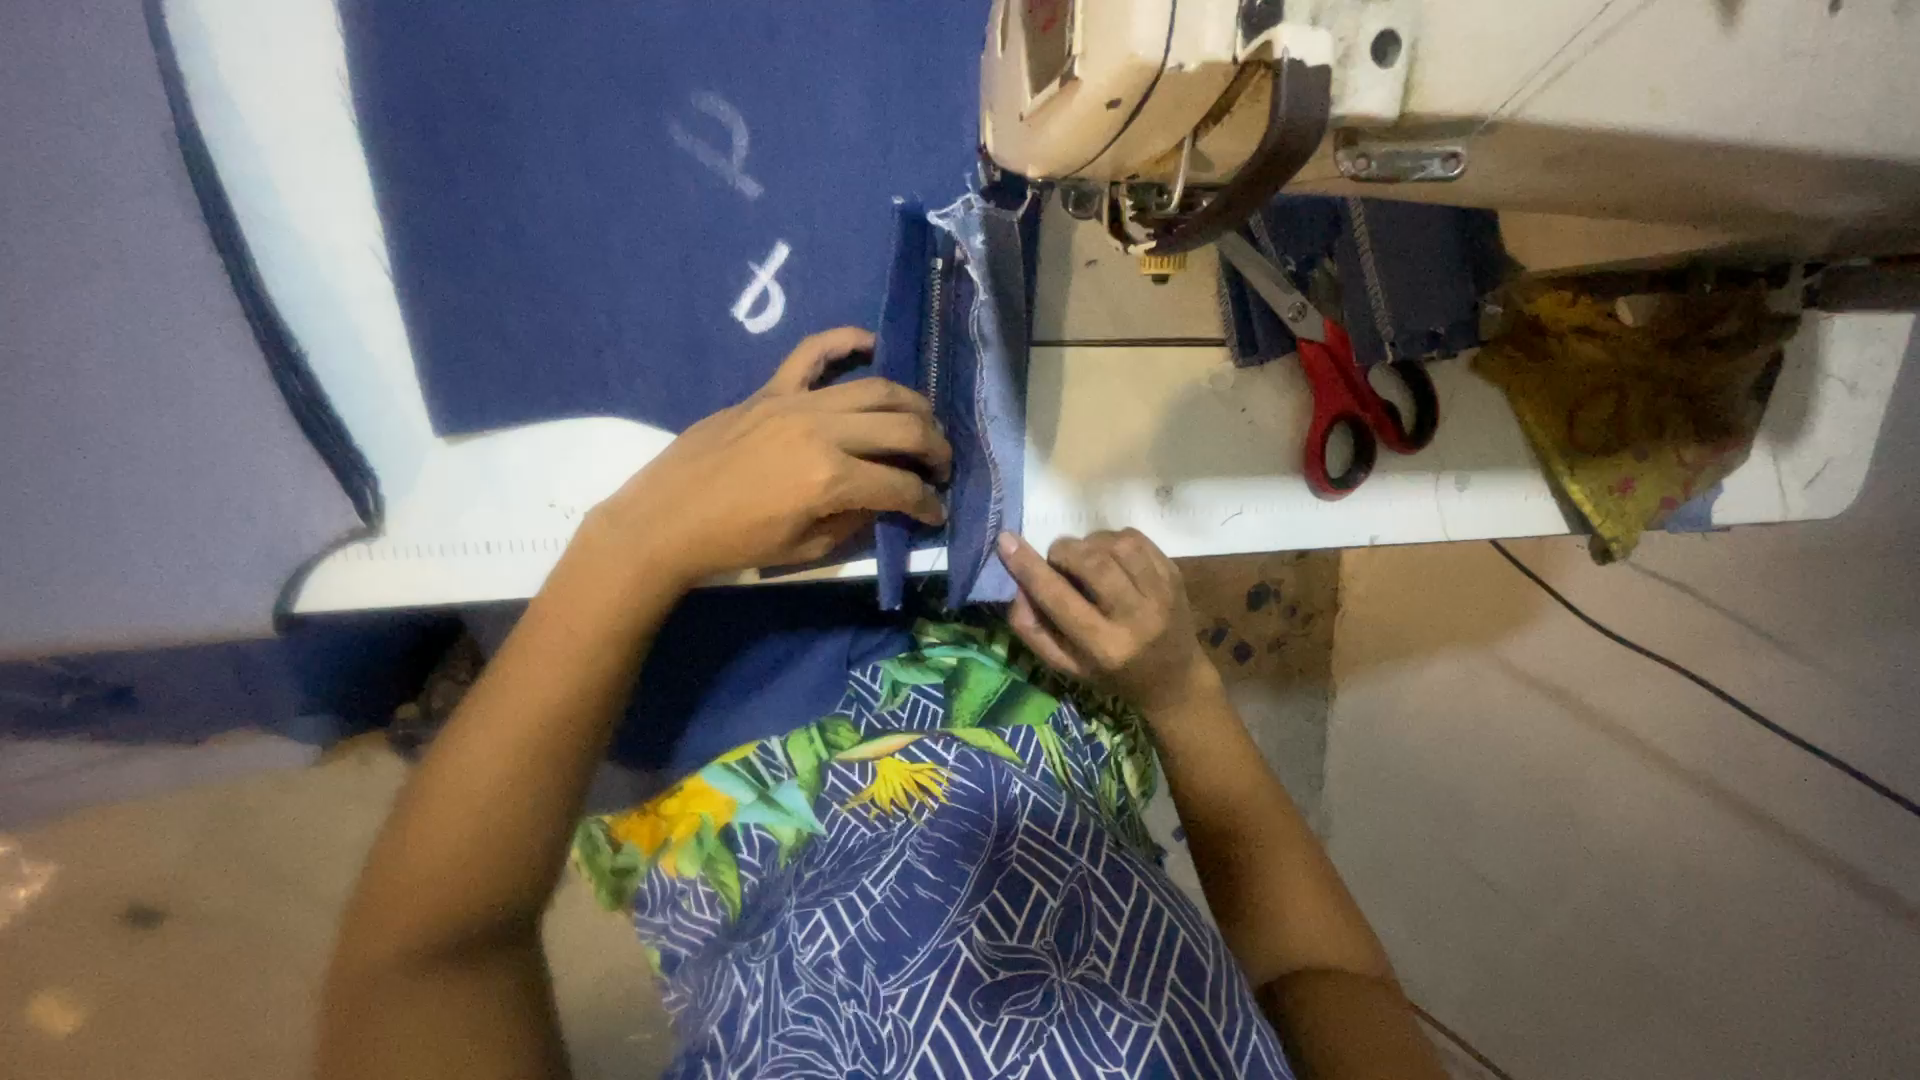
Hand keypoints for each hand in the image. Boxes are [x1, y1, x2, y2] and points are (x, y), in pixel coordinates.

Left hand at [588, 327, 950, 586]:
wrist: (669, 519)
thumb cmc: (738, 543)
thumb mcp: (807, 546)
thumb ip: (858, 520)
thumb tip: (890, 502)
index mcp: (830, 479)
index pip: (902, 486)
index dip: (928, 503)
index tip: (936, 512)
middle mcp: (823, 431)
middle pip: (904, 428)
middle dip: (936, 449)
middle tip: (941, 468)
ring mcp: (797, 403)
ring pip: (876, 387)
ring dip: (912, 405)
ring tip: (922, 424)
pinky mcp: (771, 390)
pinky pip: (813, 352)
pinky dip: (845, 341)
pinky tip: (870, 344)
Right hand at [996, 528, 1214, 715]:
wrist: (1174, 678)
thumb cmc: (1111, 673)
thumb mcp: (1065, 665)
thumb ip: (1033, 629)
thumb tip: (1016, 585)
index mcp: (1104, 647)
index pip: (1058, 598)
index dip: (1028, 567)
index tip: (1006, 541)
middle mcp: (1136, 617)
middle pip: (1091, 562)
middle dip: (1063, 552)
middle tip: (1057, 563)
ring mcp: (1161, 593)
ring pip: (1115, 543)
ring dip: (1089, 543)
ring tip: (1085, 560)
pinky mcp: (1174, 574)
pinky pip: (1136, 538)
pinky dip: (1113, 539)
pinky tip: (1110, 556)